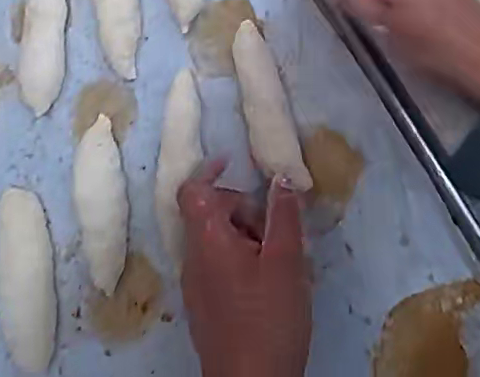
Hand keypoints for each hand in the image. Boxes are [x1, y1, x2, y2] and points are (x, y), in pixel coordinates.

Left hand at [179, 160, 310, 376]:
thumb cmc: (269, 319)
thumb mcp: (286, 260)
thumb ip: (283, 213)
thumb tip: (280, 176)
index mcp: (208, 242)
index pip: (193, 192)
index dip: (210, 170)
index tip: (234, 161)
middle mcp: (194, 261)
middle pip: (211, 213)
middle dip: (245, 208)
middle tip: (278, 226)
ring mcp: (197, 288)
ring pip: (218, 239)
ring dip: (248, 234)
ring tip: (282, 256)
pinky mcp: (207, 308)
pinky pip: (220, 265)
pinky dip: (244, 257)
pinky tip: (272, 279)